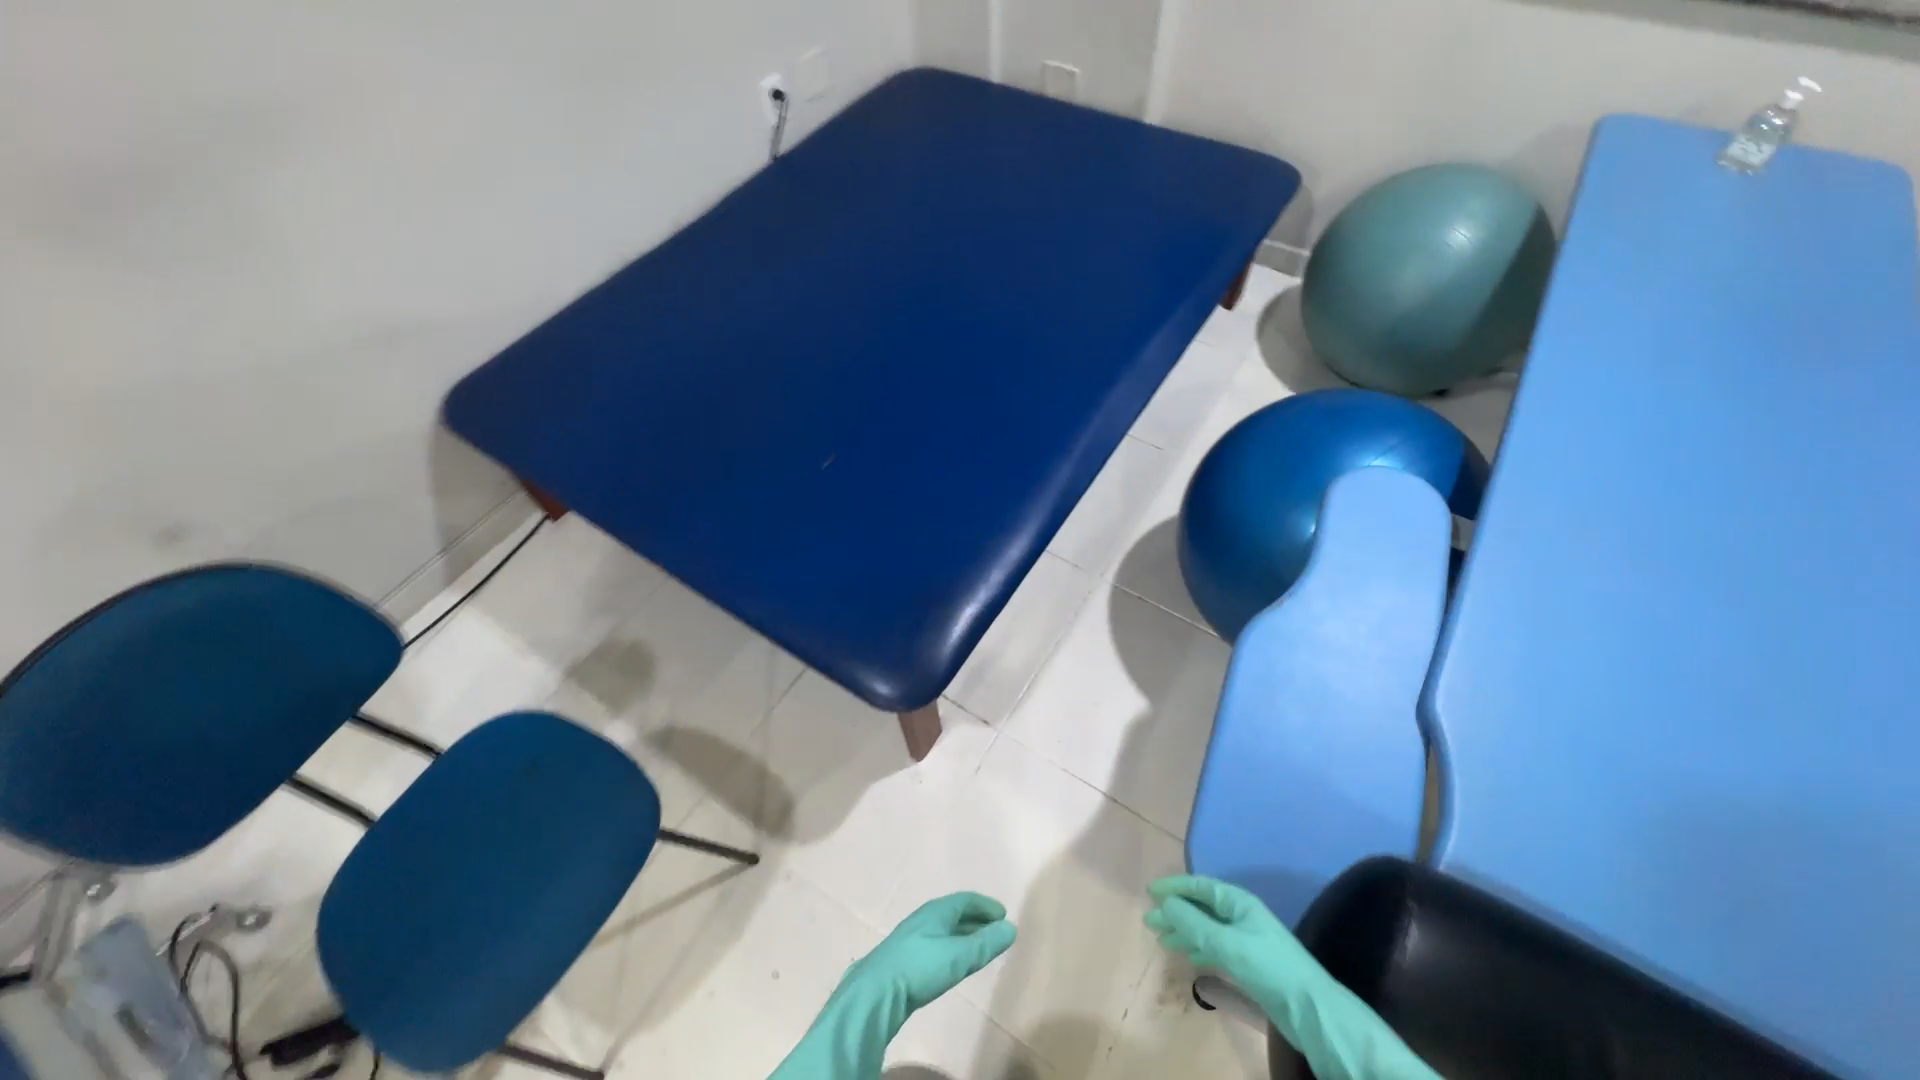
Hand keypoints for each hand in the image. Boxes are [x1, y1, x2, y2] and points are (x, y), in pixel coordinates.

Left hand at [847, 892, 1016, 1011]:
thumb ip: (986, 943)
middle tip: (995, 931)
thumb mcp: (959, 957)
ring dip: (963, 935)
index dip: (986, 906)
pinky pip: (935, 944)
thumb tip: (1011, 928)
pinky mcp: (904, 958)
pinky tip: (952, 963)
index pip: (965, 900)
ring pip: (944, 930)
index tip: (1003, 916)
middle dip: (976, 920)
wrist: (875, 992)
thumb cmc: (920, 968)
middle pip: (954, 913)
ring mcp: (911, 938)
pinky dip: (951, 947)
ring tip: (978, 947)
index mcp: (936, 911)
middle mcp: (923, 919)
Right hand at [1144, 875, 1316, 1005]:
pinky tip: (1187, 956)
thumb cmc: (1267, 967)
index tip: (1150, 891)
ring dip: (1184, 931)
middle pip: (1202, 907)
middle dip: (1176, 912)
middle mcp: (1241, 916)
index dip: (1175, 887)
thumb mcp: (1227, 943)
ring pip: (1207, 929)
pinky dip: (1198, 948)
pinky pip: (1215, 947)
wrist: (1308, 1007)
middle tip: (1149, 921)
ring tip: (1162, 939)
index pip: (1201, 886)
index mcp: (1239, 903)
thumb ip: (1194, 923)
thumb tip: (1165, 903)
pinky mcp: (1247, 962)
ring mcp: (1245, 939)